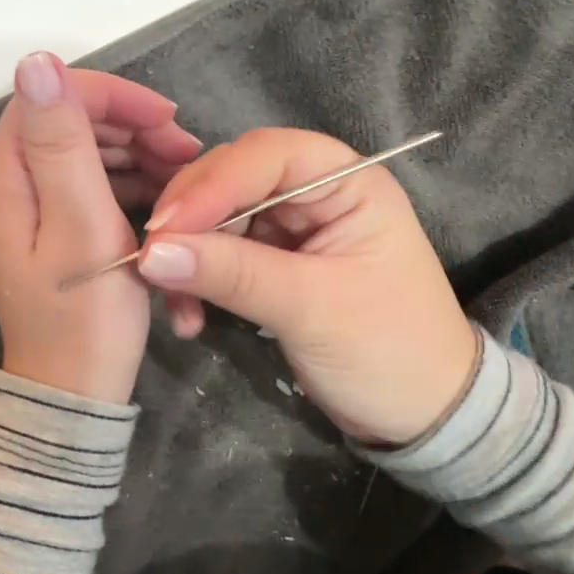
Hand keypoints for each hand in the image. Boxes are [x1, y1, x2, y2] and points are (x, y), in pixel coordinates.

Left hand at [0, 53, 201, 403]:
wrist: (73, 392)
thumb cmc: (83, 314)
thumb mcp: (79, 224)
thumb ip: (61, 143)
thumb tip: (34, 59)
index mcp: (6, 174)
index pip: (51, 95)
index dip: (112, 96)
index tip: (169, 120)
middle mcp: (10, 180)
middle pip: (69, 118)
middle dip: (130, 123)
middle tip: (186, 152)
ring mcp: (30, 203)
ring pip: (85, 147)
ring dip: (136, 150)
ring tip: (186, 175)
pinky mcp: (52, 225)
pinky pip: (89, 180)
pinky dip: (128, 179)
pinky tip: (163, 196)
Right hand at [133, 129, 476, 443]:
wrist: (422, 417)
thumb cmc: (389, 351)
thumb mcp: (312, 310)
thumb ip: (233, 274)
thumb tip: (152, 254)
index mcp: (346, 183)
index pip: (266, 156)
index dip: (211, 185)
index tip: (163, 229)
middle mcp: (314, 193)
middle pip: (231, 180)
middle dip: (190, 223)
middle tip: (152, 265)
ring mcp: (289, 227)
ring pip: (215, 219)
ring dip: (186, 258)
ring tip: (177, 309)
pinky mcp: (269, 261)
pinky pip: (215, 254)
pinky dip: (194, 281)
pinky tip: (189, 318)